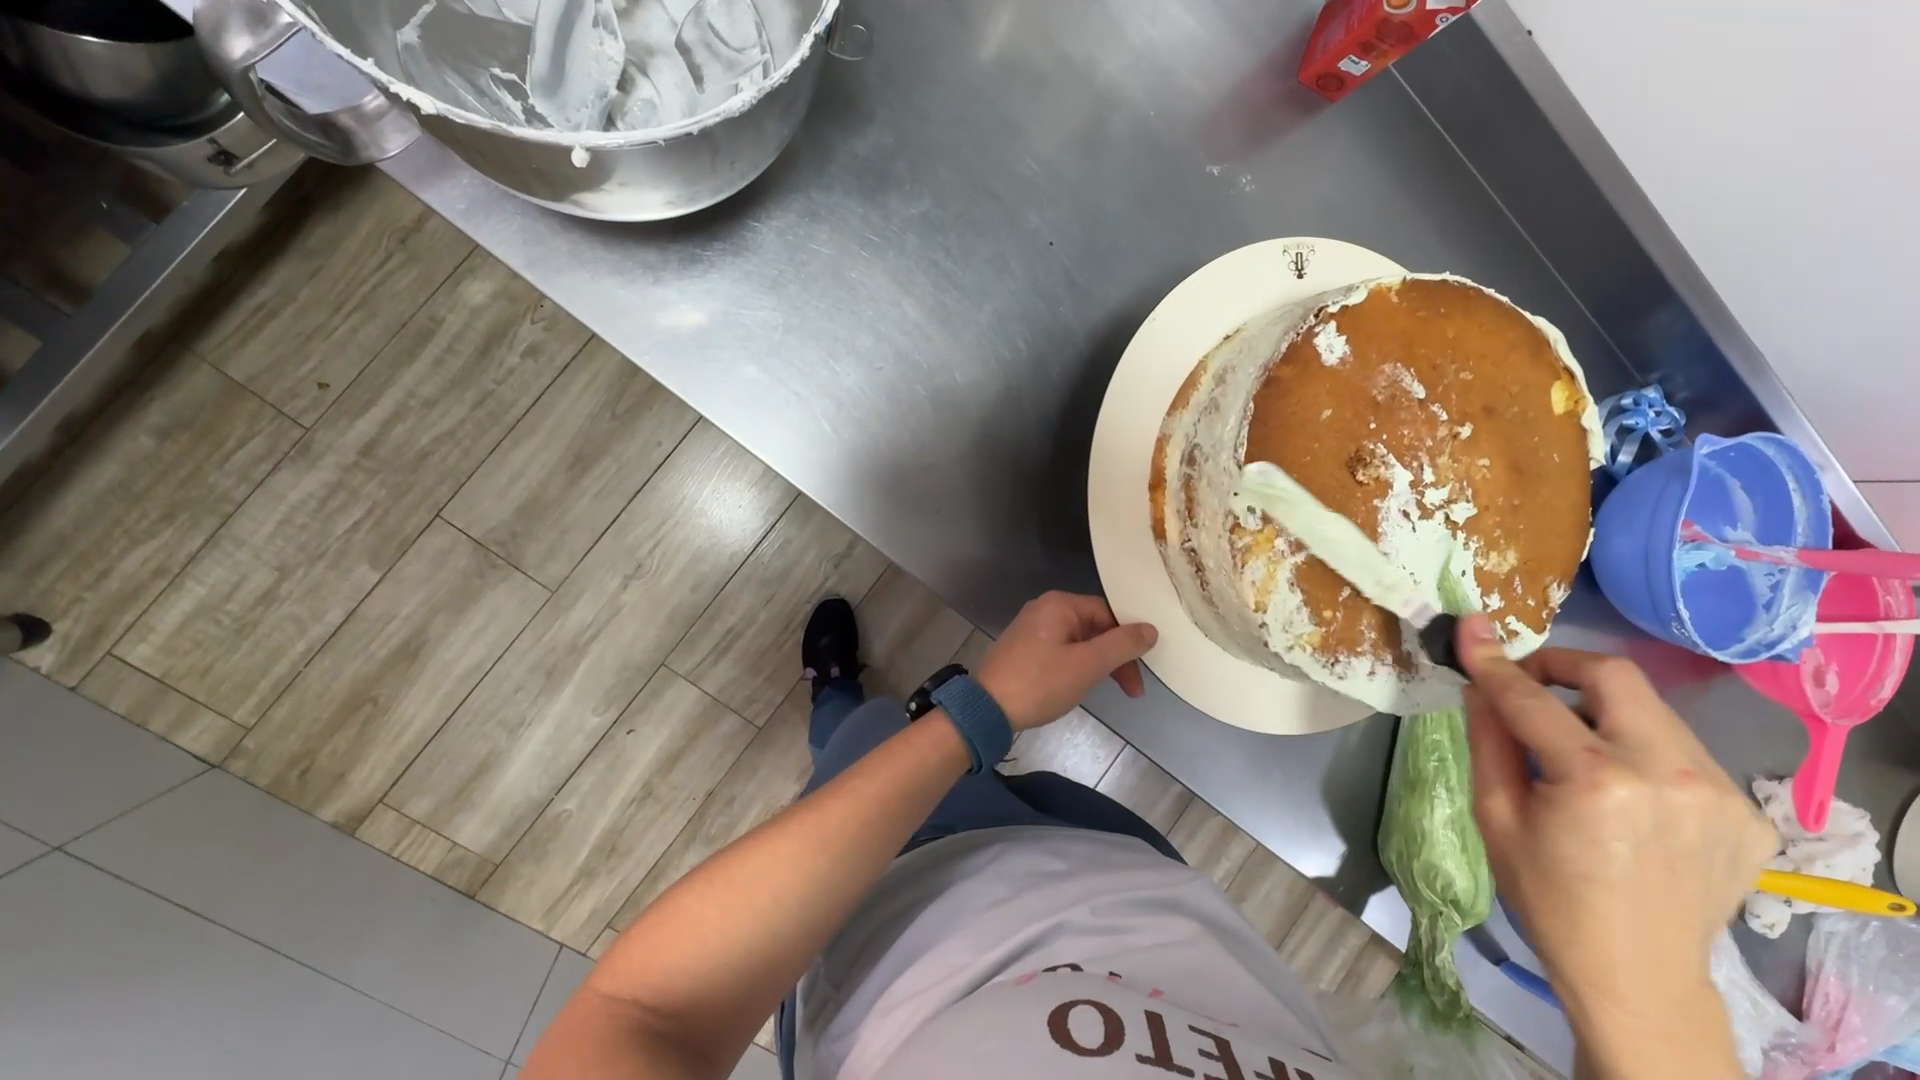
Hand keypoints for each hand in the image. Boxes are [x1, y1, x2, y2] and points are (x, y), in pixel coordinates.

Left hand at [973, 592, 1157, 731]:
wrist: (986, 709)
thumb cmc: (1040, 683)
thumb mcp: (1087, 665)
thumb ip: (1122, 645)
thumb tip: (1150, 629)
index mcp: (1060, 604)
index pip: (1108, 613)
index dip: (1129, 641)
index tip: (1142, 671)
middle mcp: (1044, 609)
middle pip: (1095, 627)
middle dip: (1116, 658)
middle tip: (1133, 690)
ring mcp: (1032, 629)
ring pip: (1079, 642)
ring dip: (1099, 665)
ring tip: (1113, 691)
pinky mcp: (1024, 650)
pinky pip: (1062, 651)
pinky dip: (1078, 667)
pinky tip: (1082, 686)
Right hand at [1458, 616, 1774, 1076]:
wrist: (1635, 972)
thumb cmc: (1548, 896)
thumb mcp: (1495, 817)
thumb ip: (1489, 740)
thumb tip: (1480, 682)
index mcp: (1596, 782)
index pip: (1535, 698)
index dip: (1497, 663)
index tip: (1472, 631)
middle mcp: (1669, 773)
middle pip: (1617, 676)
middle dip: (1565, 666)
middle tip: (1532, 684)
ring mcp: (1720, 792)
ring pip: (1652, 712)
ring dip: (1604, 713)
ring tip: (1577, 748)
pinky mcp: (1748, 811)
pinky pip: (1683, 752)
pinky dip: (1642, 753)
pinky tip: (1626, 792)